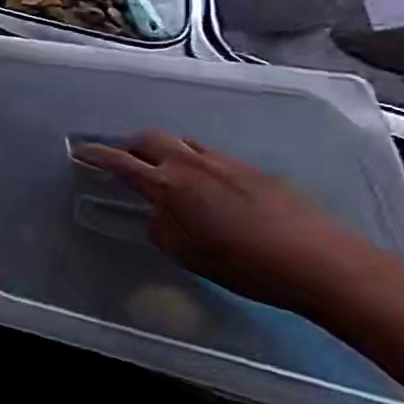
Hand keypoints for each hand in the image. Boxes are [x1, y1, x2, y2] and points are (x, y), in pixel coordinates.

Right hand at [72, 131, 383, 312]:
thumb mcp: (187, 254)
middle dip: (132, 146)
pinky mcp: (254, 170)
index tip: (81, 152)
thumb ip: (162, 229)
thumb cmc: (245, 265)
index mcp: (166, 184)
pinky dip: (200, 165)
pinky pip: (213, 157)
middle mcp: (190, 164)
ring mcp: (224, 163)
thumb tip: (157, 218)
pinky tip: (213, 190)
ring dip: (168, 152)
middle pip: (149, 138)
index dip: (96, 155)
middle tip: (128, 161)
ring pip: (183, 144)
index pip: (118, 161)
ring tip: (171, 173)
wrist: (322, 263)